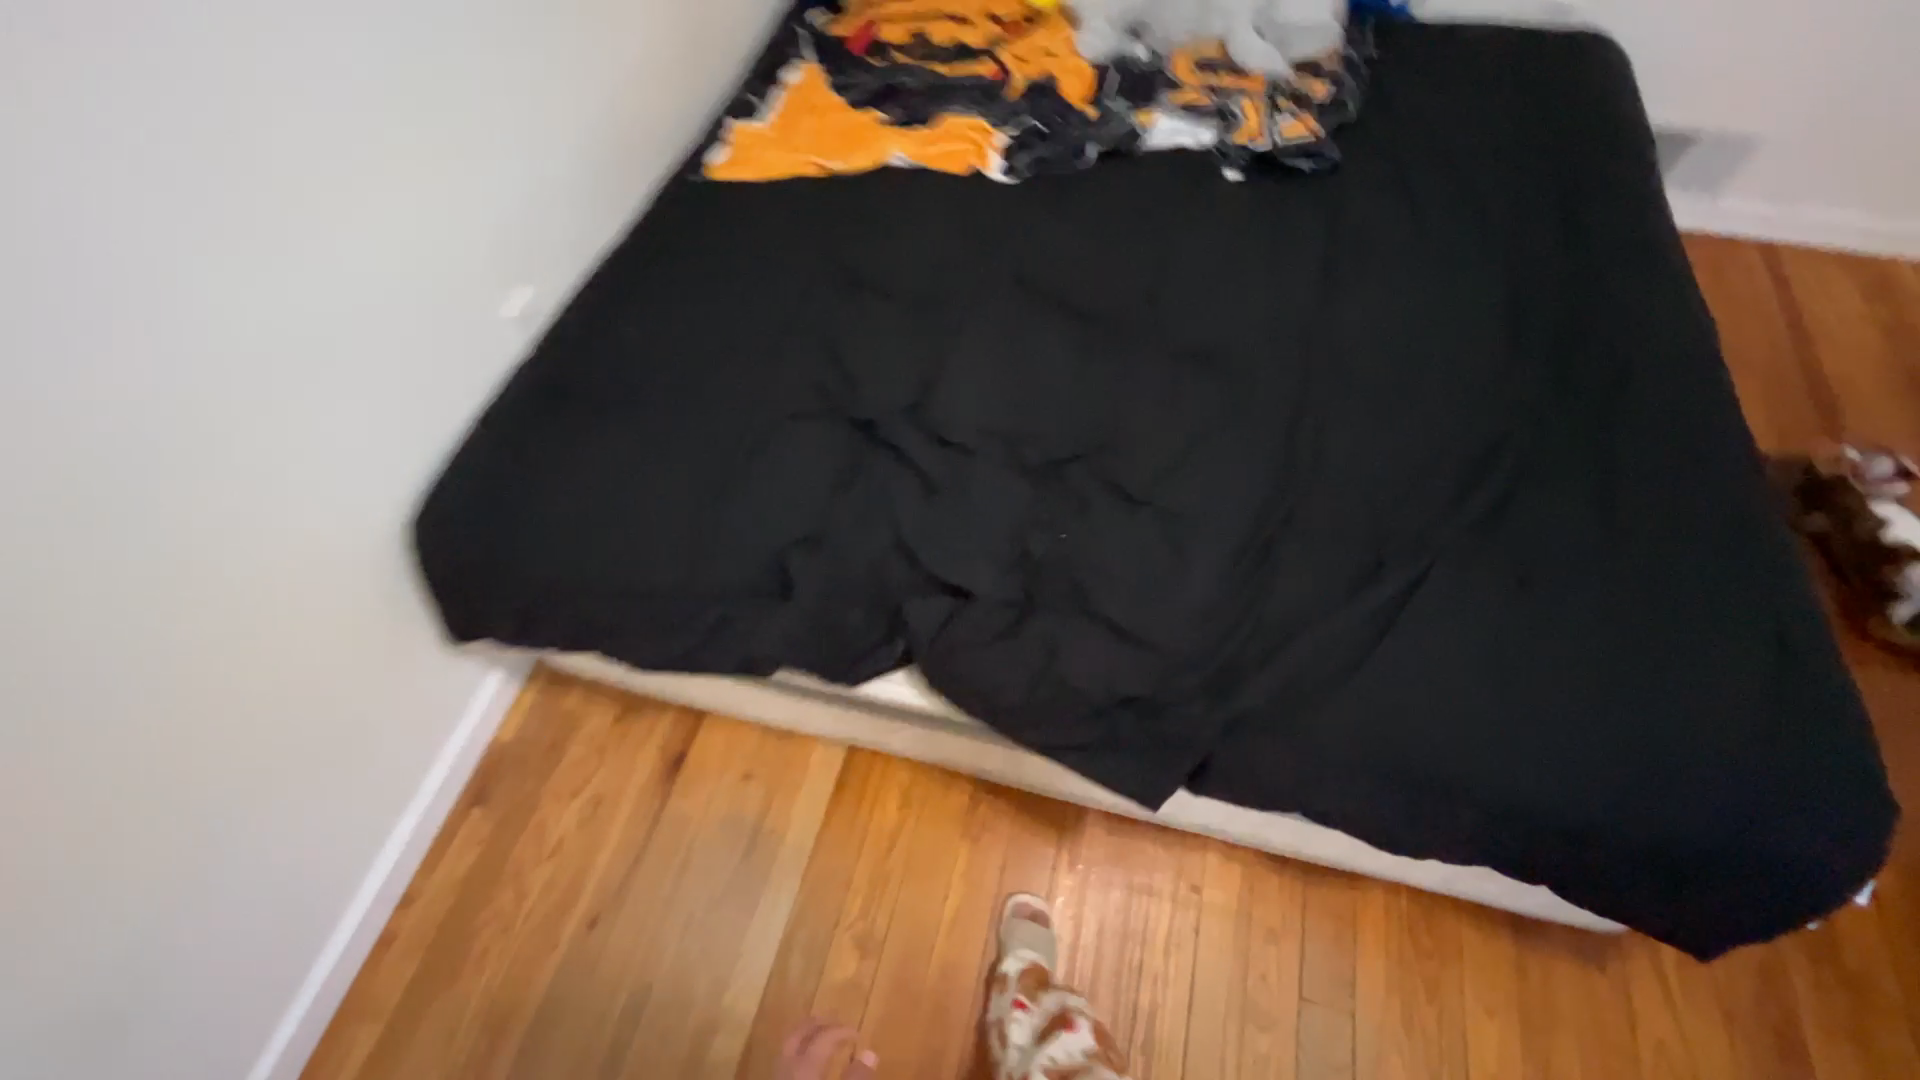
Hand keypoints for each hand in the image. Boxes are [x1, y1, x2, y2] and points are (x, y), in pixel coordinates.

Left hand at [777, 1019, 877, 1079]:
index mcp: (804, 1066)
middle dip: (817, 1023)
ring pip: (787, 1048)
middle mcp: (786, 1066)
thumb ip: (855, 1077)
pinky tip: (805, 1062)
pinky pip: (783, 1062)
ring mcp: (776, 1075)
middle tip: (834, 1019)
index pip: (823, 1037)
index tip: (857, 1033)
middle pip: (798, 1035)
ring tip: (820, 1036)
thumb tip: (871, 1053)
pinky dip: (797, 1054)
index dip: (841, 1031)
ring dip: (805, 1037)